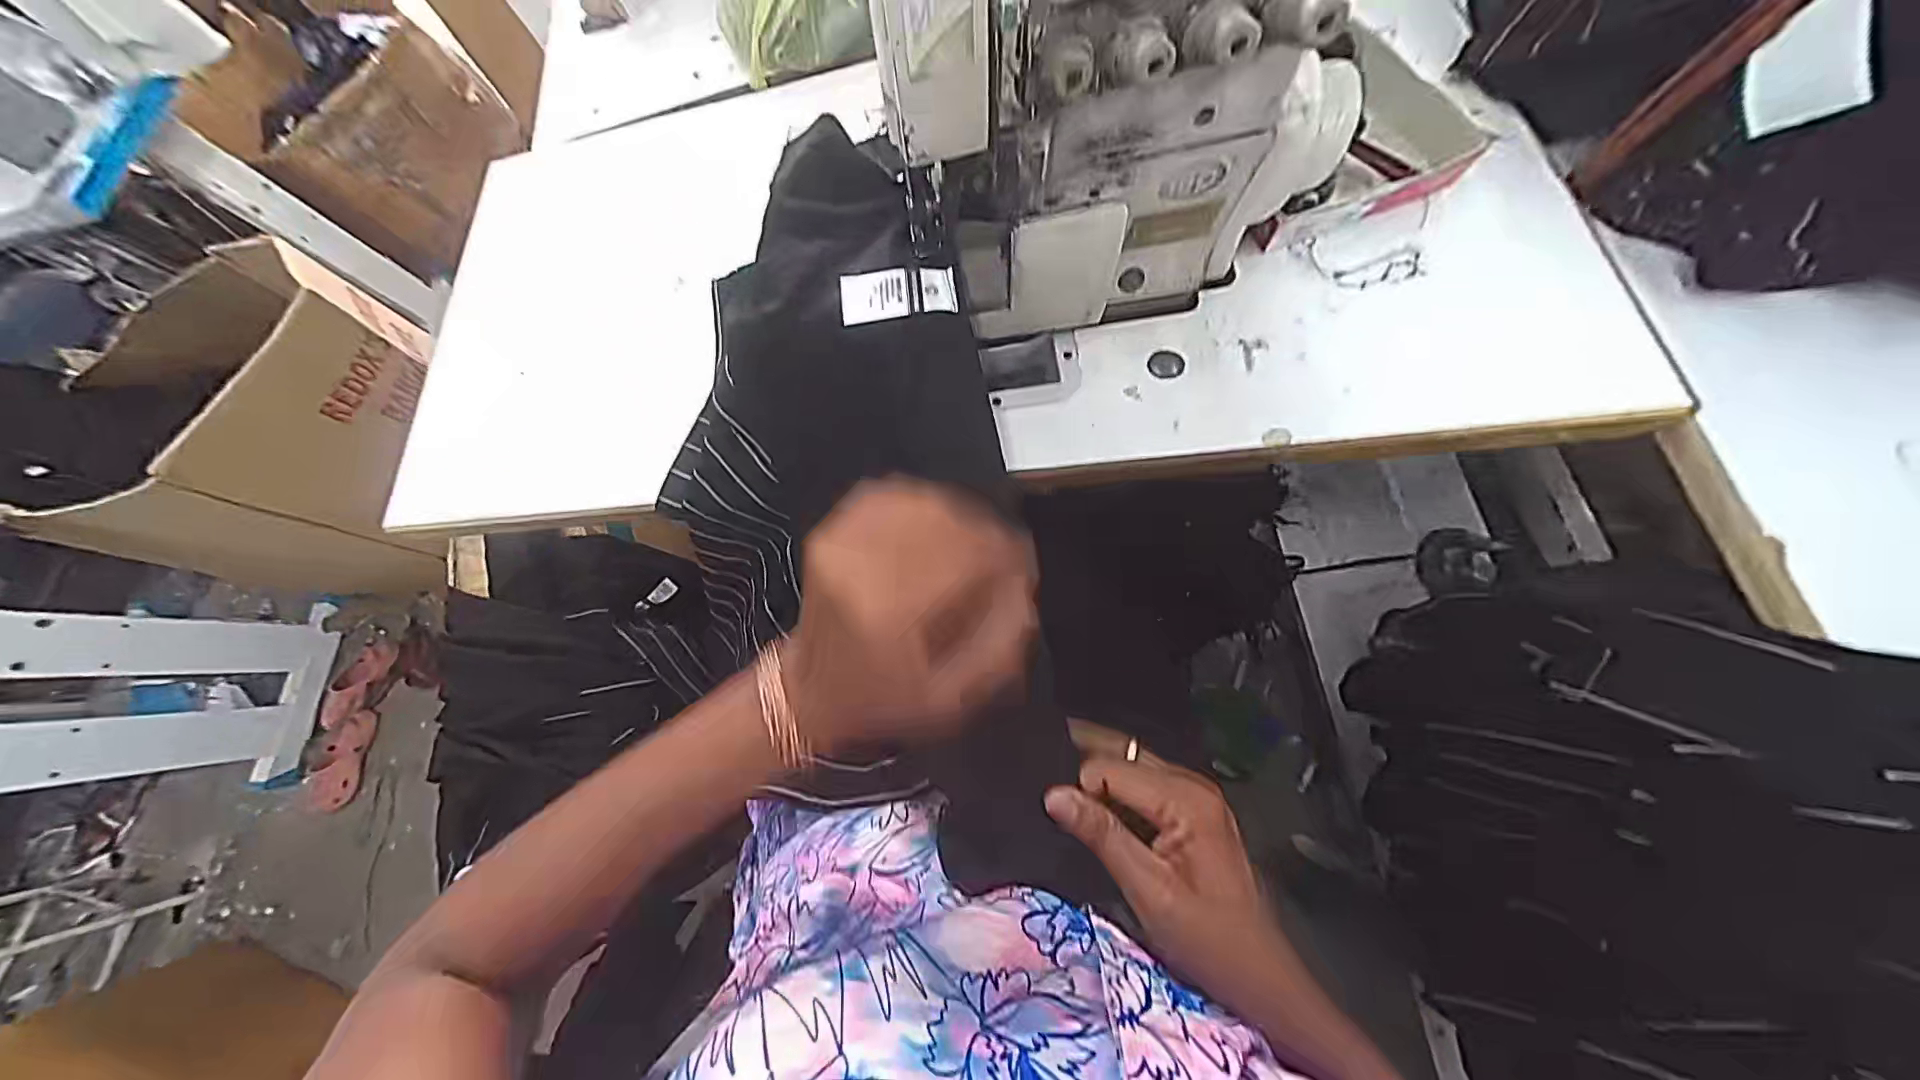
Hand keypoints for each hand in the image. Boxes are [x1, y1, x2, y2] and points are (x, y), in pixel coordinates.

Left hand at [784, 477, 1036, 752]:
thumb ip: (1000, 643)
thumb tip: (1024, 589)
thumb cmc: (878, 700)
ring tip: (968, 549)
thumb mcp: (952, 697)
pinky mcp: (832, 529)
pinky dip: (923, 506)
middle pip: (948, 519)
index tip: (1021, 568)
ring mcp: (841, 540)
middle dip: (986, 536)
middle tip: (999, 562)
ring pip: (923, 500)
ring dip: (958, 519)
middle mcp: (860, 564)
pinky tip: (934, 530)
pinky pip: (891, 495)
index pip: (967, 552)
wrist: (810, 691)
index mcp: (889, 609)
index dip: (1006, 554)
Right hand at [1044, 729, 1402, 1079]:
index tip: (1066, 822)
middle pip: (1121, 753)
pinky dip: (1116, 794)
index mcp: (1185, 798)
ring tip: (1072, 808)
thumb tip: (1054, 795)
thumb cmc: (1209, 940)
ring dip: (1098, 780)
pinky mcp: (1192, 808)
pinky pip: (1143, 784)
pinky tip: (1101, 817)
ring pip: (1129, 764)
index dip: (1080, 791)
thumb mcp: (1148, 891)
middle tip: (1054, 798)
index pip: (1108, 767)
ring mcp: (1195, 794)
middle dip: (1083, 770)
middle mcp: (1192, 784)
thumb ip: (1101, 835)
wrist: (1259, 974)